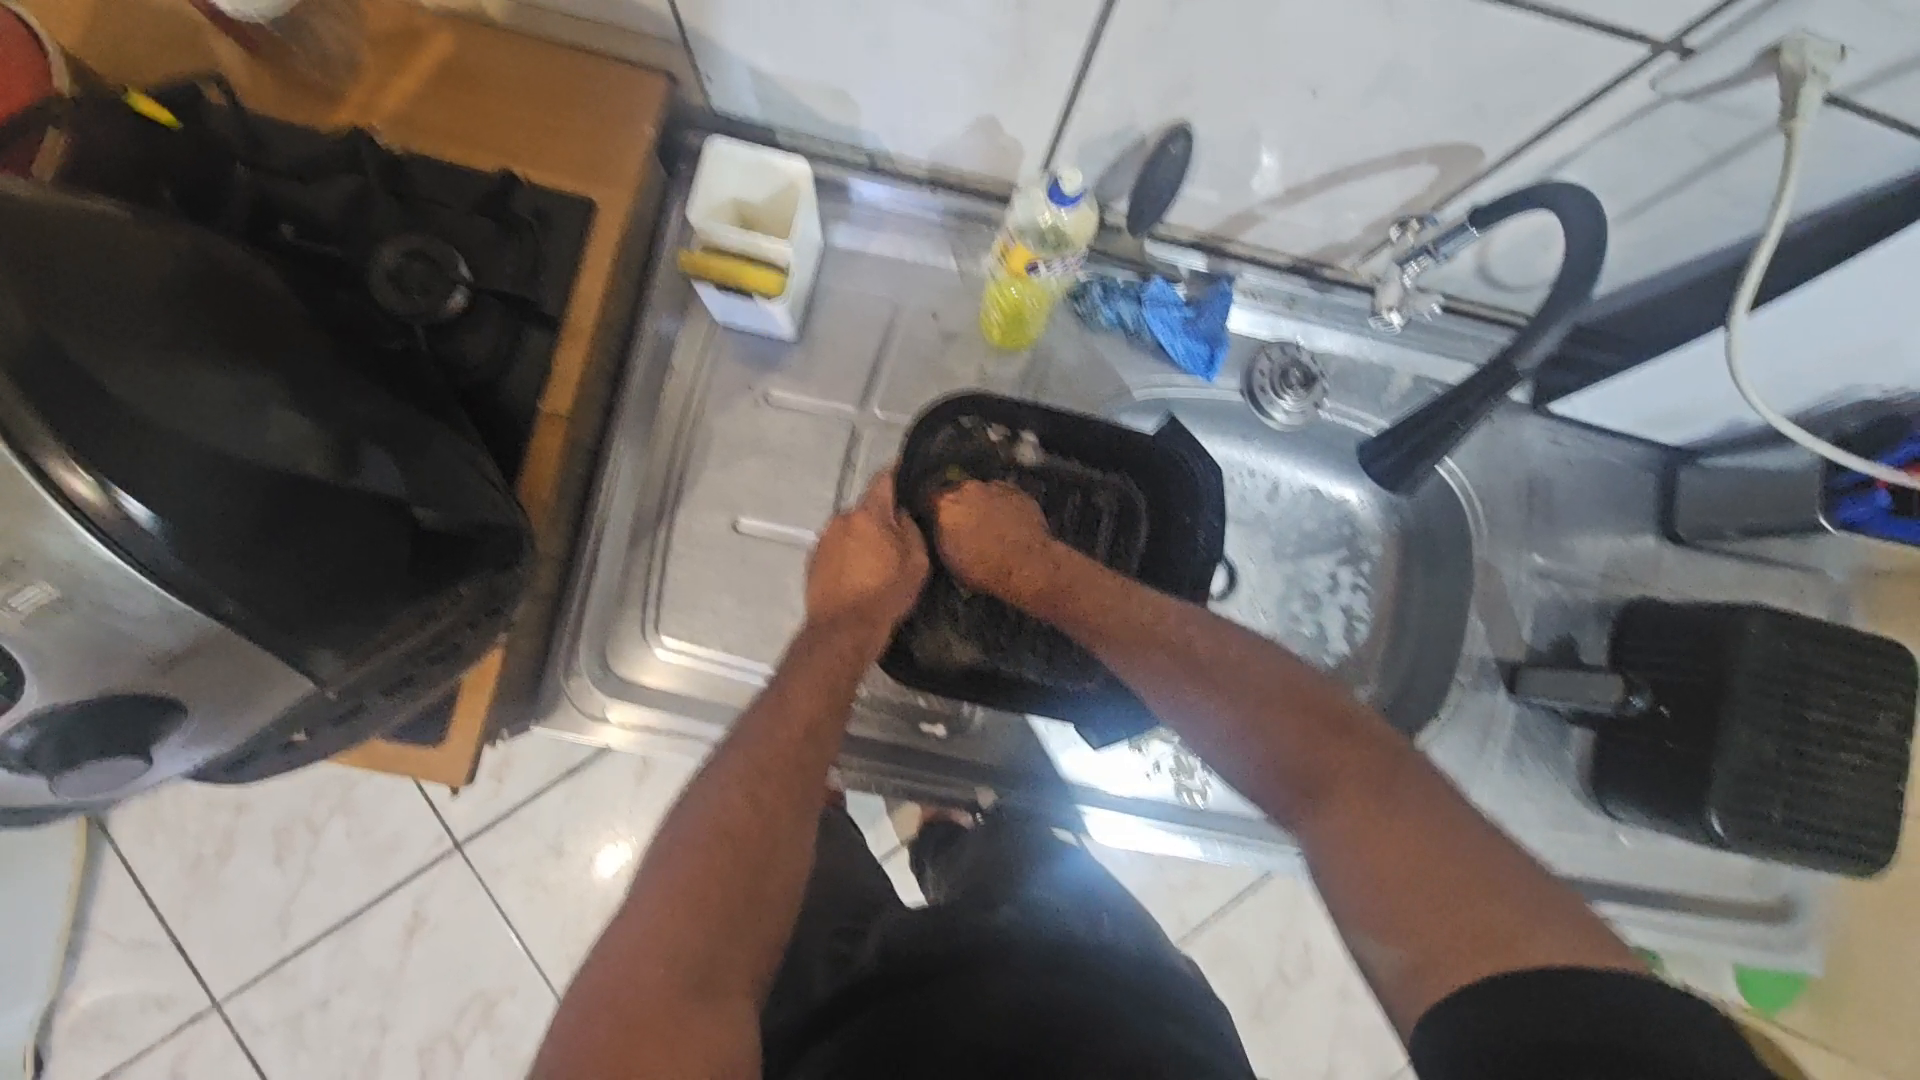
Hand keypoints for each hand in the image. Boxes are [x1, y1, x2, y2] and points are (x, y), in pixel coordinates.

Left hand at [805, 468, 929, 636]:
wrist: (843, 630)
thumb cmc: (886, 594)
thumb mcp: (917, 562)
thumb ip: (911, 529)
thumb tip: (900, 514)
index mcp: (868, 514)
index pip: (884, 479)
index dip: (898, 473)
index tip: (908, 473)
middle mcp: (841, 518)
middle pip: (867, 508)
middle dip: (882, 517)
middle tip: (899, 536)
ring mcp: (823, 539)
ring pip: (851, 529)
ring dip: (864, 537)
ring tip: (878, 562)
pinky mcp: (813, 559)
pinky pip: (837, 547)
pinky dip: (849, 554)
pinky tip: (859, 575)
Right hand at [933, 480, 1061, 604]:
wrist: (1028, 565)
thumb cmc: (983, 569)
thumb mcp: (947, 558)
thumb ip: (940, 534)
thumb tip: (939, 527)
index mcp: (945, 503)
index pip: (927, 498)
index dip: (930, 510)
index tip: (934, 521)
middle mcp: (967, 487)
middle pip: (955, 490)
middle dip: (956, 504)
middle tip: (963, 524)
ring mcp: (994, 486)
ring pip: (981, 491)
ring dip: (981, 503)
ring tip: (989, 523)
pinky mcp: (1018, 491)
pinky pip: (1003, 494)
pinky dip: (1002, 504)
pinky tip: (1008, 522)